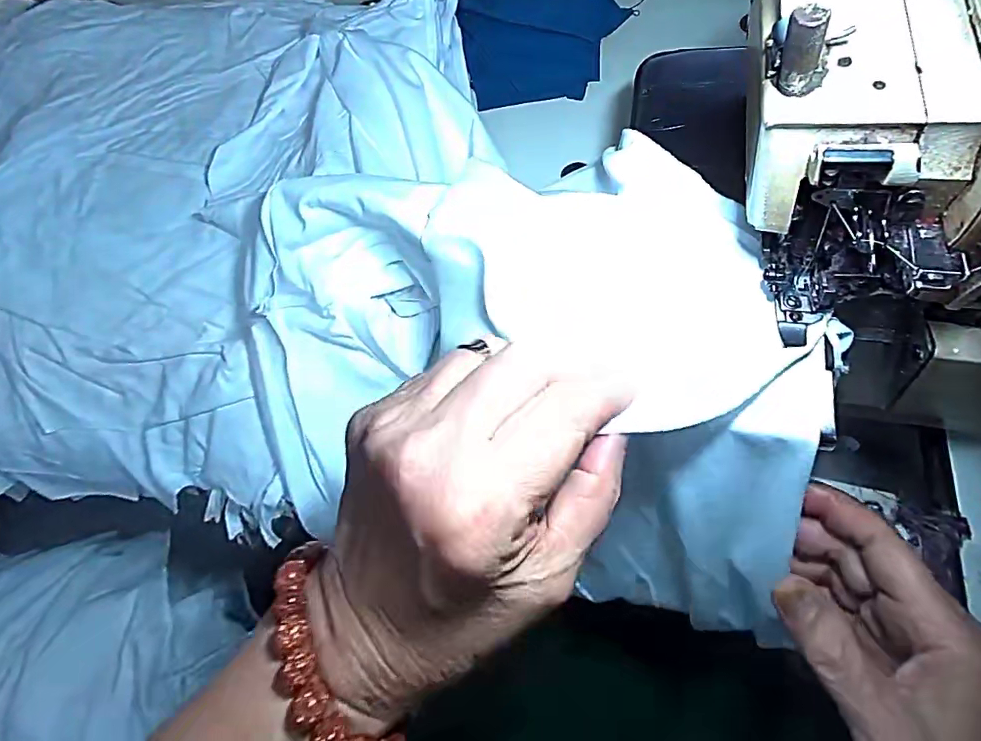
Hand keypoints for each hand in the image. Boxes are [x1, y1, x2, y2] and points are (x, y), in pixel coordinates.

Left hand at [305, 341, 631, 726]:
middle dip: (566, 367)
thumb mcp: (549, 578)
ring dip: (519, 371)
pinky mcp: (371, 413)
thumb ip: (591, 497)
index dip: (603, 390)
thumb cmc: (462, 619)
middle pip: (521, 361)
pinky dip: (477, 380)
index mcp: (480, 501)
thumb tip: (609, 426)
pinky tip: (480, 415)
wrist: (356, 628)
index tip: (624, 388)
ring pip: (482, 353)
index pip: (561, 409)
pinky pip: (444, 368)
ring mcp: (393, 423)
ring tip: (530, 405)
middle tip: (585, 390)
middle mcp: (431, 448)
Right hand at [775, 484, 980, 740]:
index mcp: (943, 625)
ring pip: (852, 589)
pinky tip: (783, 591)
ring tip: (763, 552)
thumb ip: (831, 649)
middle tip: (763, 523)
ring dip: (808, 569)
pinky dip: (814, 603)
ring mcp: (908, 647)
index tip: (795, 491)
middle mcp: (927, 625)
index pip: (885, 547)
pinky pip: (848, 620)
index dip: (840, 513)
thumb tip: (780, 583)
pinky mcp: (890, 668)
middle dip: (815, 539)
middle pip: (865, 563)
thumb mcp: (882, 717)